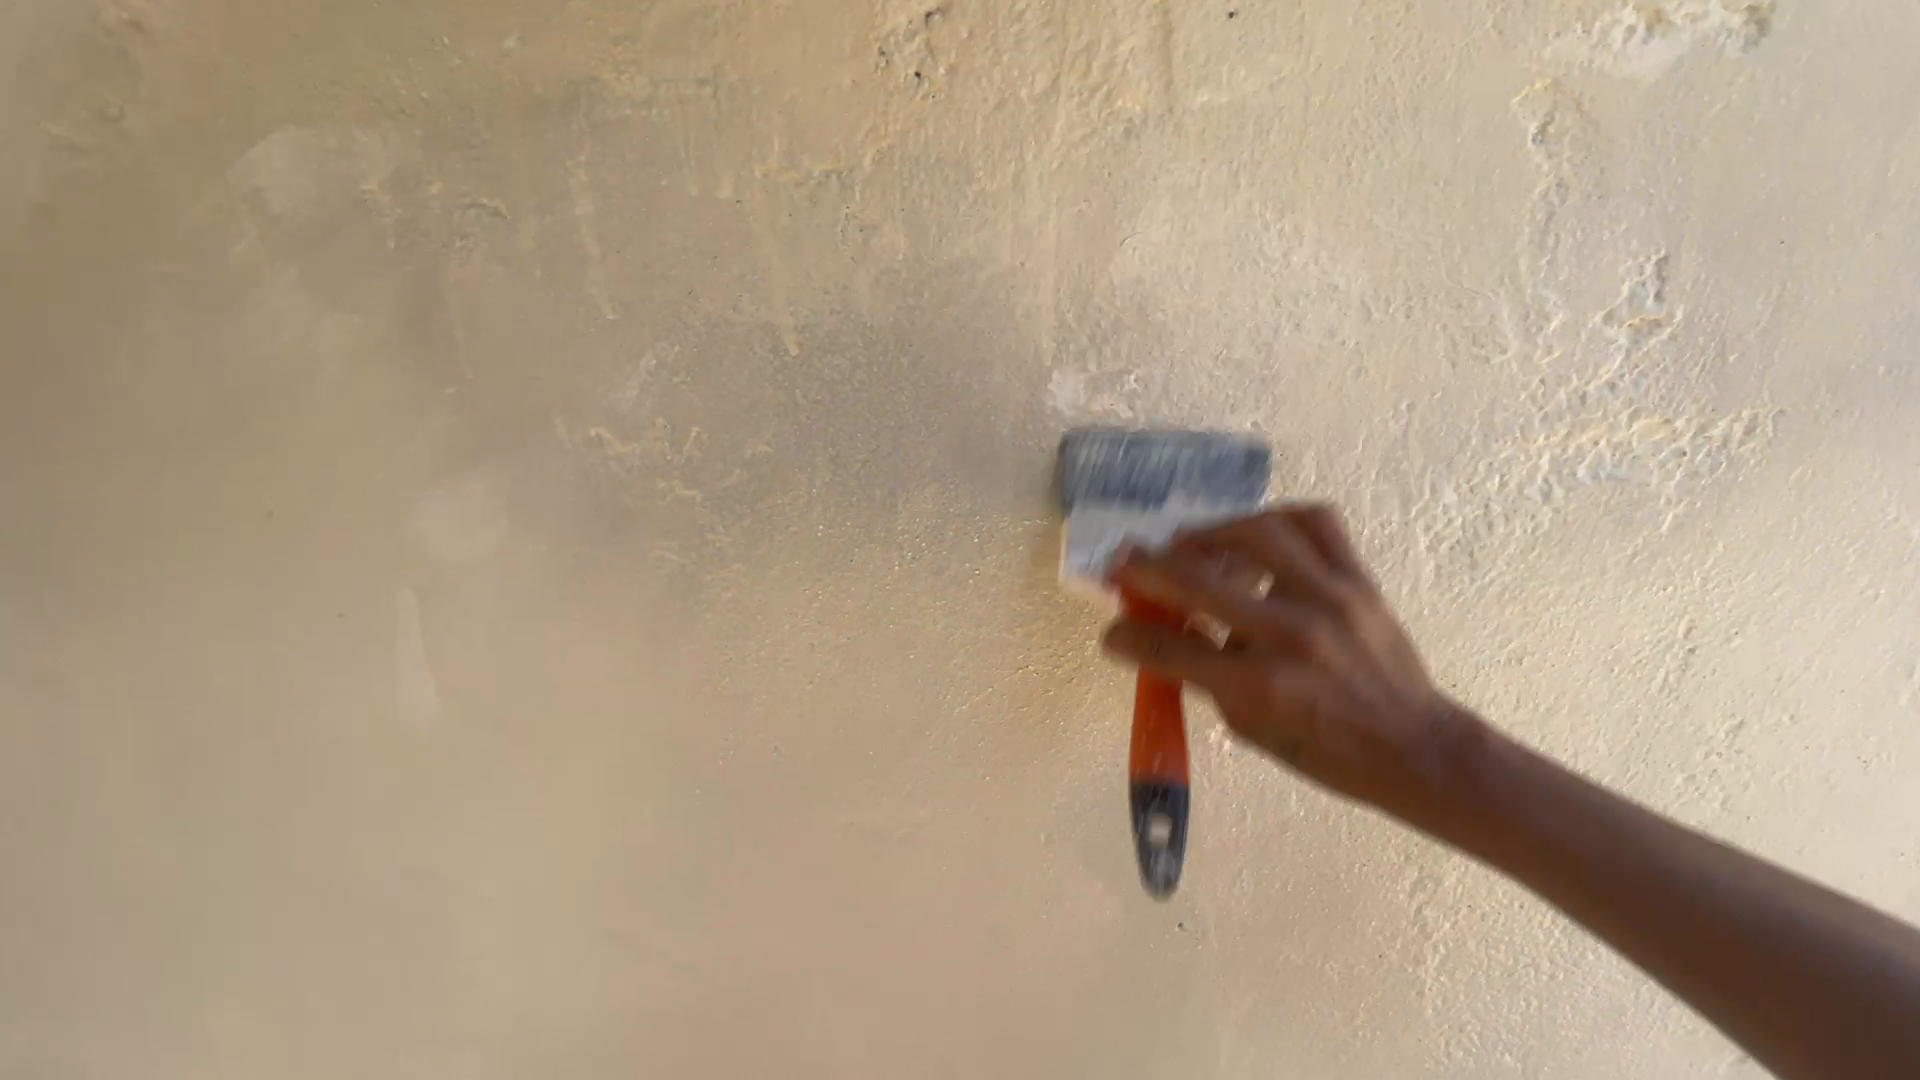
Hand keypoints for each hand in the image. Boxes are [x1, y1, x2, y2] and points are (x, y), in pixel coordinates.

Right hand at [1103, 504, 1478, 814]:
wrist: (1415, 748)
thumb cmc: (1326, 752)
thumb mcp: (1249, 729)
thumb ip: (1203, 676)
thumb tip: (1164, 628)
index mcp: (1261, 686)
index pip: (1172, 648)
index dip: (1128, 637)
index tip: (1111, 631)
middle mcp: (1292, 634)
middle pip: (1199, 581)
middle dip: (1147, 568)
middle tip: (1124, 561)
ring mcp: (1330, 598)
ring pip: (1257, 532)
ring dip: (1209, 532)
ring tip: (1187, 543)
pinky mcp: (1359, 579)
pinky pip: (1314, 522)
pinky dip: (1275, 518)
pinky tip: (1254, 530)